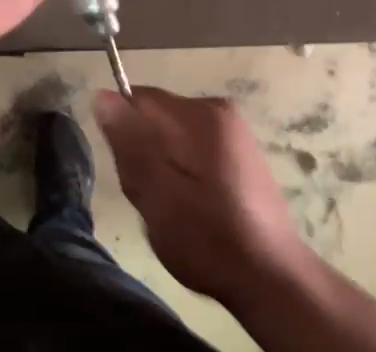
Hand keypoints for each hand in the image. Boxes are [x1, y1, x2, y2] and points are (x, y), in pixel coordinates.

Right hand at [95, 87, 316, 304]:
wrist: (273, 280)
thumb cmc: (210, 239)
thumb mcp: (157, 194)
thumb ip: (129, 142)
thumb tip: (102, 95)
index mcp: (199, 114)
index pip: (136, 101)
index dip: (125, 137)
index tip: (134, 175)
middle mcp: (217, 110)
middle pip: (153, 119)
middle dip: (144, 154)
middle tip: (156, 200)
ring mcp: (232, 131)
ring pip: (169, 137)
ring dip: (161, 168)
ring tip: (175, 210)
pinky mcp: (239, 153)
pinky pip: (190, 150)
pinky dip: (183, 175)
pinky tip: (194, 209)